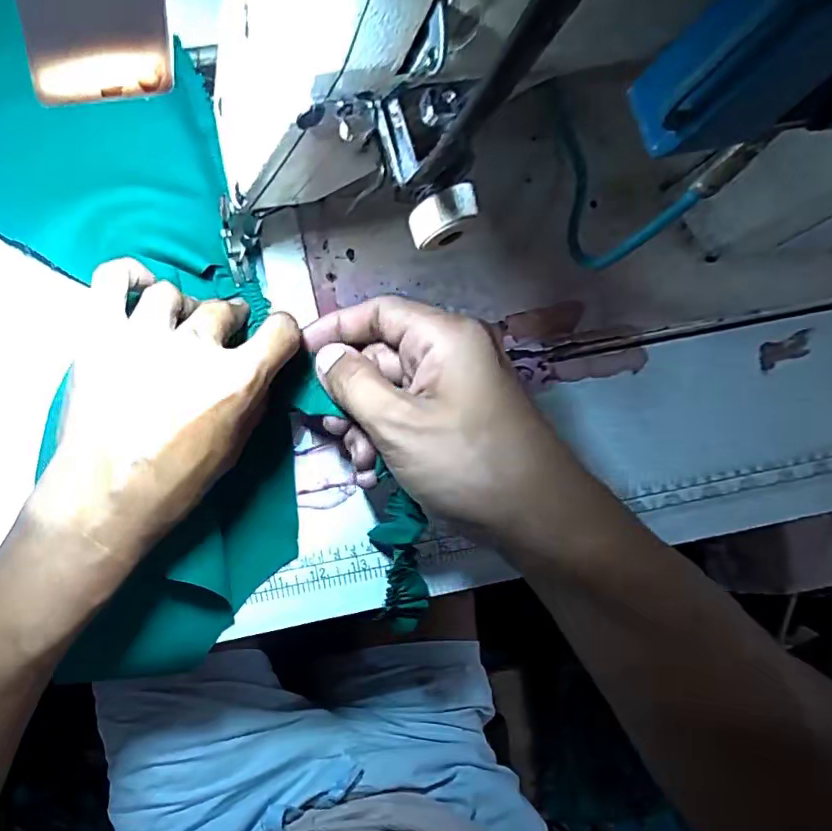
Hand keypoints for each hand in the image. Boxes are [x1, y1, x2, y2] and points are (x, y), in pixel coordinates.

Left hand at [30, 258, 300, 561]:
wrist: (106, 494)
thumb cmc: (175, 484)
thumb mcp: (233, 450)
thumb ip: (253, 403)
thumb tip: (262, 375)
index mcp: (237, 378)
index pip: (279, 330)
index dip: (281, 333)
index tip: (272, 341)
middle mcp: (196, 345)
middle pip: (223, 310)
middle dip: (229, 324)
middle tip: (218, 344)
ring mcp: (145, 331)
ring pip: (174, 293)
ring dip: (182, 311)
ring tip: (174, 331)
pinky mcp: (101, 328)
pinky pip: (115, 276)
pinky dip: (131, 276)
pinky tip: (140, 291)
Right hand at [304, 296, 604, 549]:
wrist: (534, 517)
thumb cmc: (465, 462)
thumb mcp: (397, 422)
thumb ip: (352, 384)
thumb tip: (325, 356)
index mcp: (442, 337)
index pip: (378, 313)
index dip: (334, 329)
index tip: (297, 355)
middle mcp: (448, 356)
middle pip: (378, 358)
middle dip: (348, 397)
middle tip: (326, 430)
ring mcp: (451, 392)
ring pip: (387, 396)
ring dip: (363, 428)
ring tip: (360, 462)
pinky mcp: (452, 424)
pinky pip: (406, 421)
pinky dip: (385, 443)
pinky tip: (373, 474)